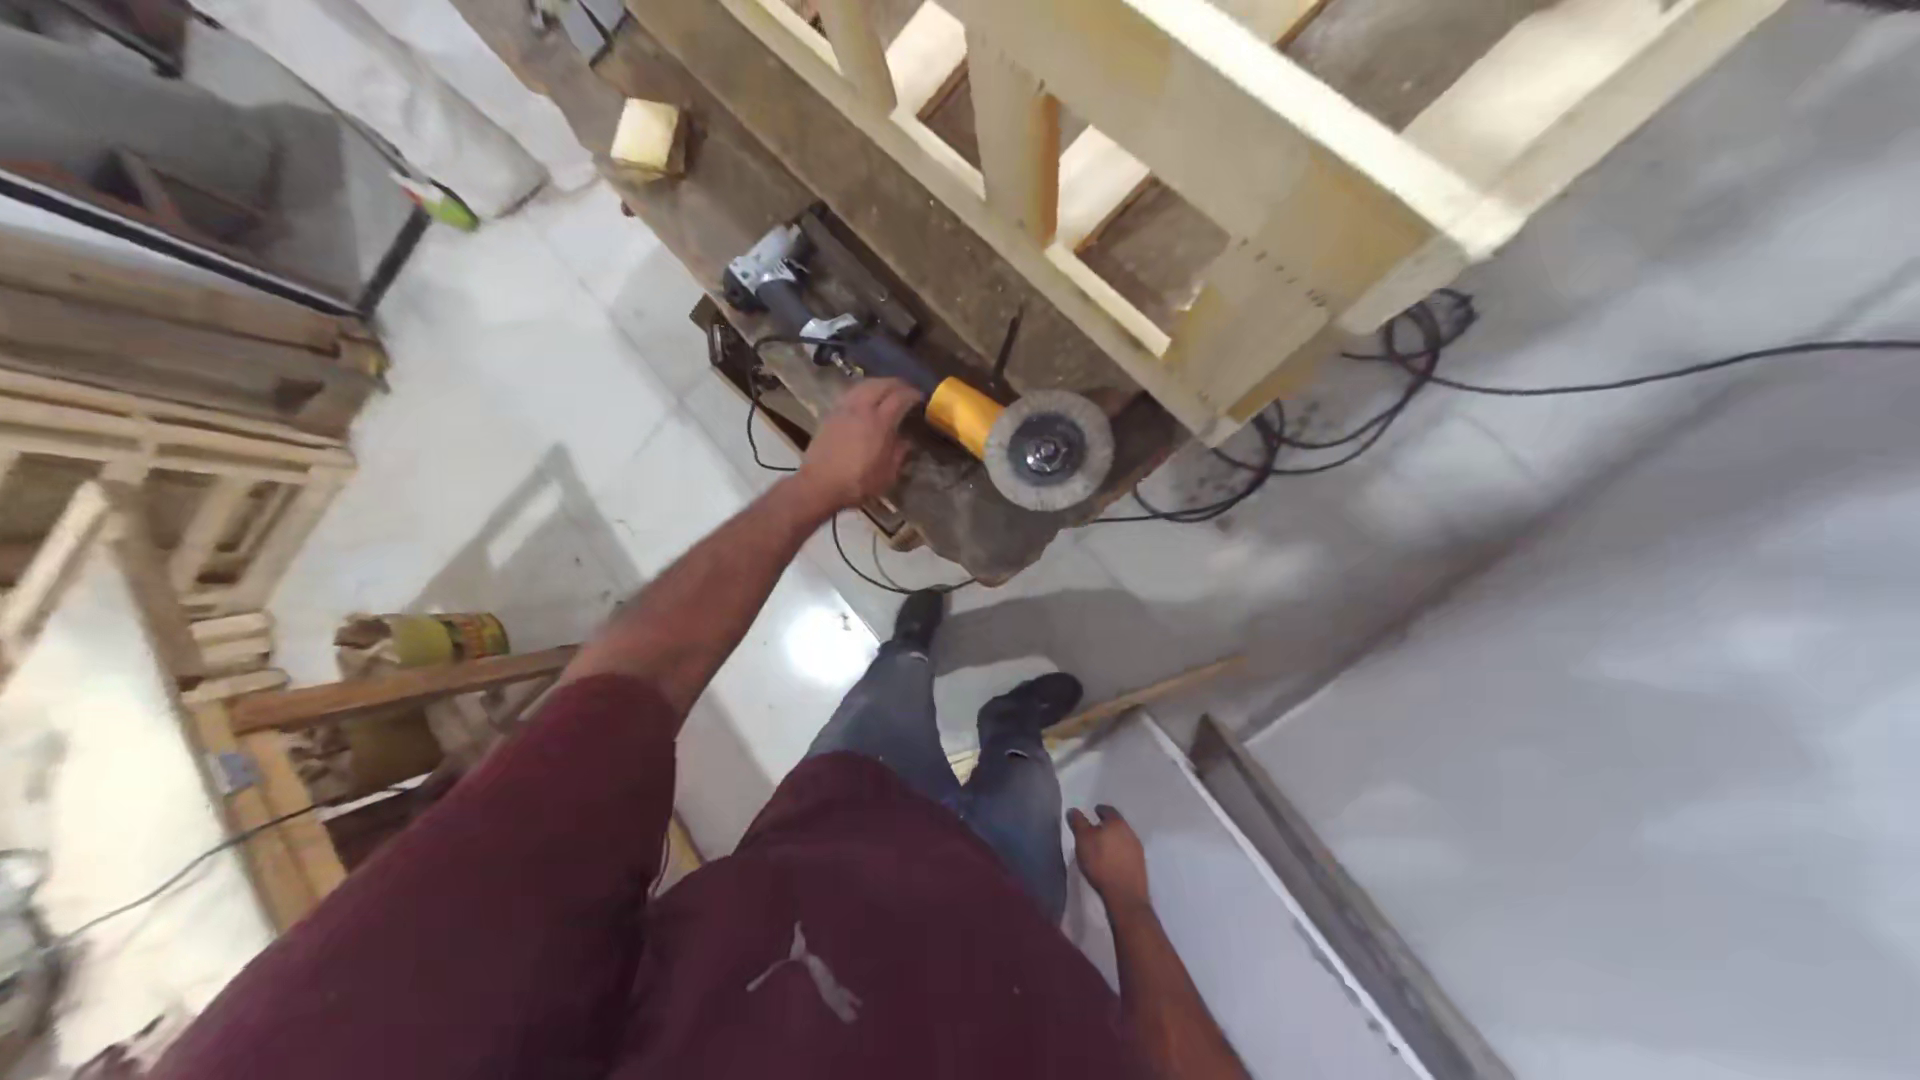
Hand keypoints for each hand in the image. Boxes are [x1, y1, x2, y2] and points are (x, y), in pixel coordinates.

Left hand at [794, 378, 921, 512]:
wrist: (819, 484)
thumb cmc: (857, 483)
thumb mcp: (887, 474)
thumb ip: (899, 454)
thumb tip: (906, 441)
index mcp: (879, 423)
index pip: (900, 398)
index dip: (912, 394)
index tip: (920, 397)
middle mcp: (861, 409)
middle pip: (881, 384)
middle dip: (897, 383)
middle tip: (906, 389)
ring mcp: (844, 409)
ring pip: (863, 385)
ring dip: (878, 383)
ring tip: (886, 390)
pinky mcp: (830, 414)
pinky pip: (850, 393)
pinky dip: (862, 390)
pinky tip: (865, 399)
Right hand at [1068, 804, 1149, 910]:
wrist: (1124, 895)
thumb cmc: (1100, 862)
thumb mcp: (1083, 840)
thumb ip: (1078, 823)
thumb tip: (1074, 809)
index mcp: (1117, 823)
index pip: (1109, 810)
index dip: (1100, 809)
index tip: (1094, 811)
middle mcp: (1130, 832)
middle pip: (1118, 824)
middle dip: (1107, 825)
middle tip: (1096, 829)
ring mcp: (1138, 850)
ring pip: (1124, 838)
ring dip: (1114, 839)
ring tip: (1103, 845)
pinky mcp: (1140, 866)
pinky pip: (1128, 852)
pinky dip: (1119, 852)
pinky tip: (1112, 859)